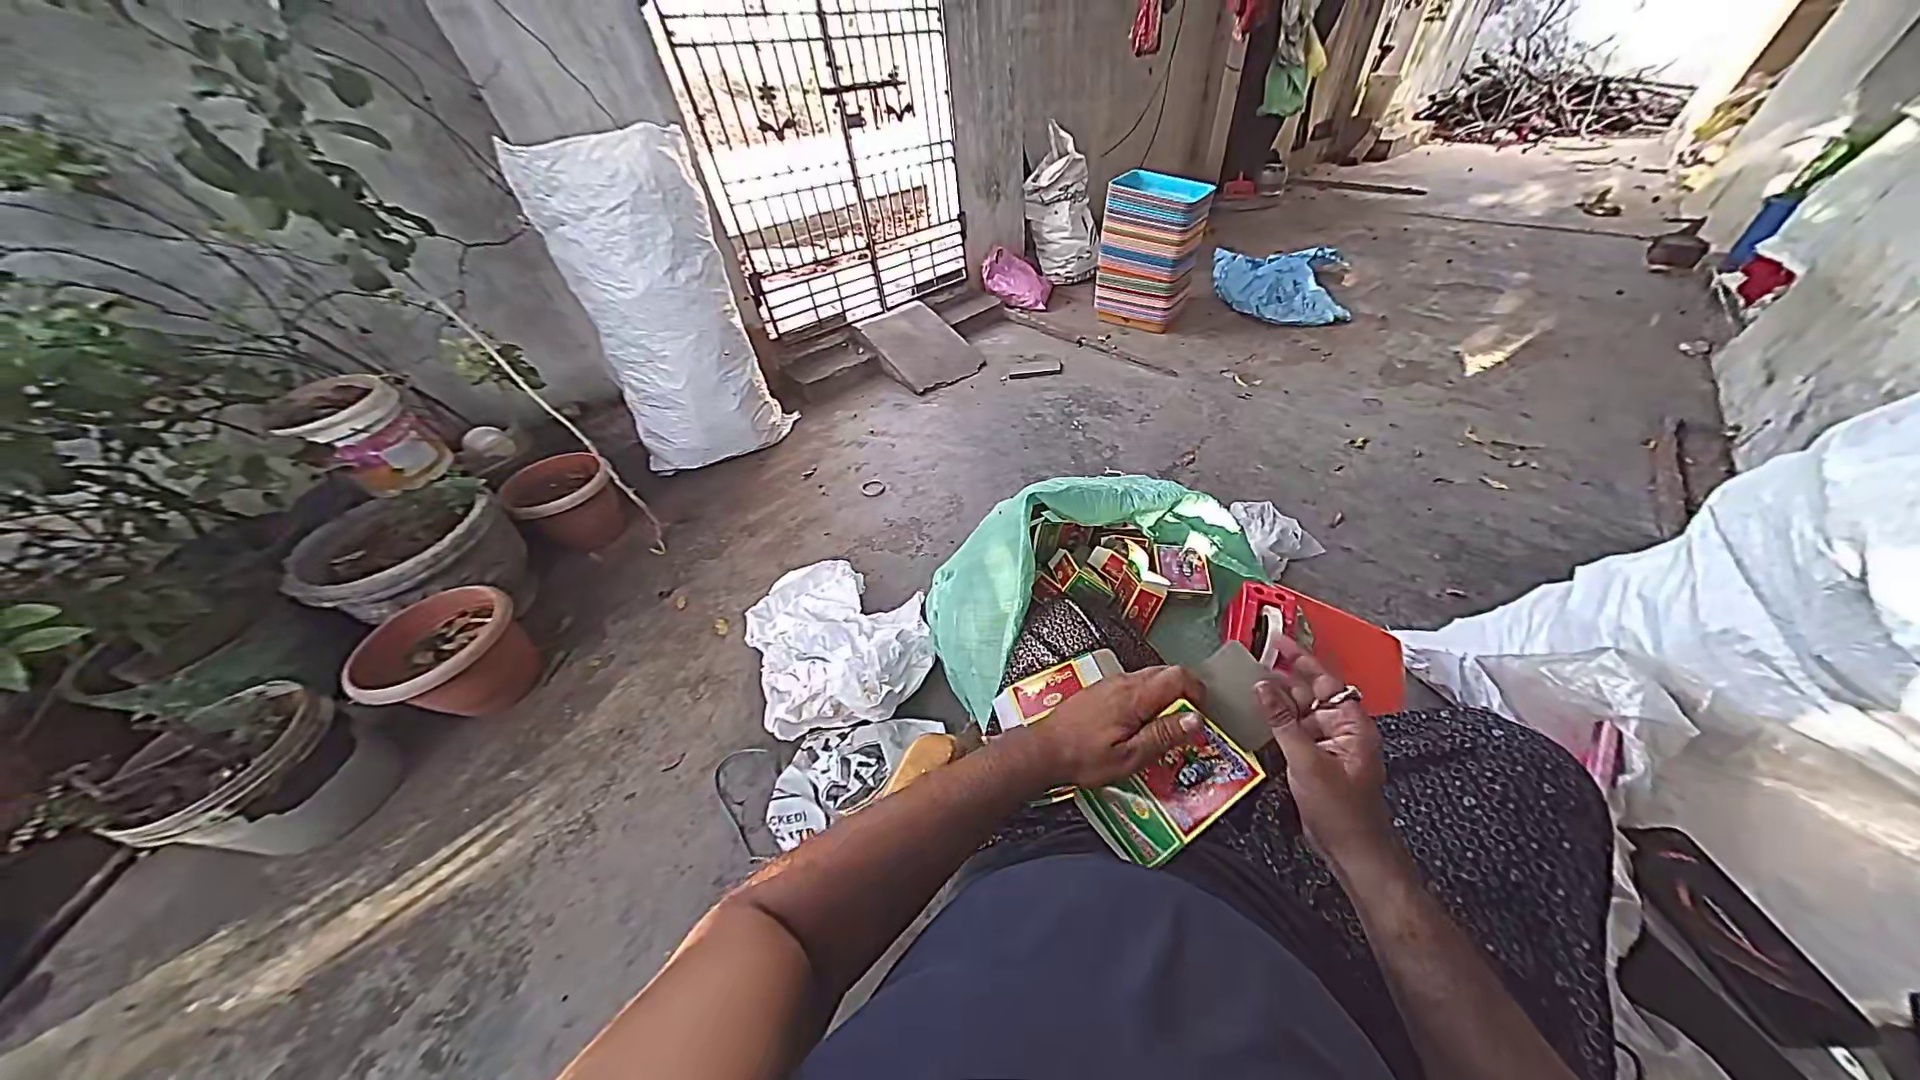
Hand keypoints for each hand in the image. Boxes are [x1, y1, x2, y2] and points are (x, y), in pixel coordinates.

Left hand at [1017, 666, 1205, 789]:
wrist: (1043, 751)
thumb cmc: (1083, 757)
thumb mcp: (1130, 757)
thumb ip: (1164, 735)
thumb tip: (1195, 720)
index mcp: (1134, 696)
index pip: (1179, 676)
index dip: (1198, 692)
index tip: (1201, 716)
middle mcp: (1122, 682)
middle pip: (1166, 673)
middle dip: (1184, 695)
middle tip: (1187, 725)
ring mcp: (1110, 683)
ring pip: (1149, 678)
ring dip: (1164, 697)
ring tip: (1164, 728)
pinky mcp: (1100, 690)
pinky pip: (1132, 686)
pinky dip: (1146, 699)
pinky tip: (1139, 725)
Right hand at [1256, 636, 1397, 870]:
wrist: (1353, 852)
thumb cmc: (1343, 812)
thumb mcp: (1306, 761)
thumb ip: (1282, 720)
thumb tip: (1262, 687)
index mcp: (1351, 725)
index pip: (1325, 680)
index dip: (1301, 658)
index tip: (1278, 641)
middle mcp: (1341, 731)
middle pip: (1309, 694)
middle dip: (1282, 681)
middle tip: (1252, 667)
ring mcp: (1328, 746)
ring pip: (1299, 713)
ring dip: (1276, 703)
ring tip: (1249, 692)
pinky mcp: (1315, 760)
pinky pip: (1293, 732)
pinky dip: (1276, 724)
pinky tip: (1257, 720)